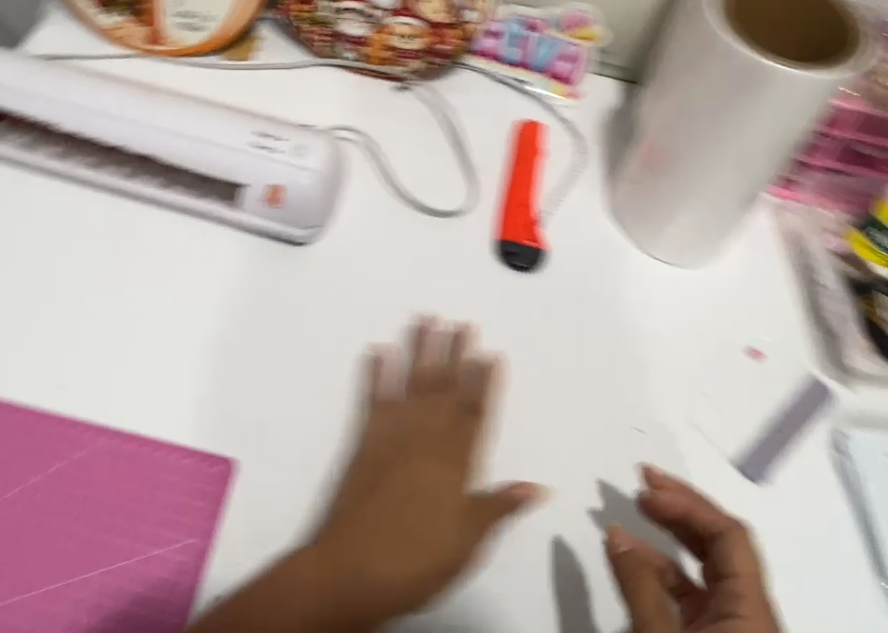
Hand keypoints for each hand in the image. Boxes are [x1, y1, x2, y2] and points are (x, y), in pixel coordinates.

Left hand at [305, 318, 544, 626]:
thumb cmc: (417, 559)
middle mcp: (425, 438)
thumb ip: (498, 507)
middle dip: (454, 353)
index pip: (475, 412)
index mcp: (454, 460)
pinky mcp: (362, 441)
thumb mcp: (468, 540)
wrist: (350, 569)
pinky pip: (371, 398)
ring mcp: (391, 435)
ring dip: (418, 350)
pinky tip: (377, 351)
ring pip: (411, 383)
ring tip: (425, 319)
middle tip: (461, 322)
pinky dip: (375, 373)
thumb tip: (537, 486)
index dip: (485, 382)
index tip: (491, 352)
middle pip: (444, 387)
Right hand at [604, 464, 781, 632]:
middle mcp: (749, 608)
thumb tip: (614, 532)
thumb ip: (639, 587)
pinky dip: (665, 569)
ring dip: (671, 534)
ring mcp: (734, 624)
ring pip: (707, 565)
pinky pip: (694, 591)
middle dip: (681, 506)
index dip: (687, 505)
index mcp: (752, 605)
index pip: (728, 535)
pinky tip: (636, 558)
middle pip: (721, 542)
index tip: (646, 490)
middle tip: (644, 478)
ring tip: (637, 509)